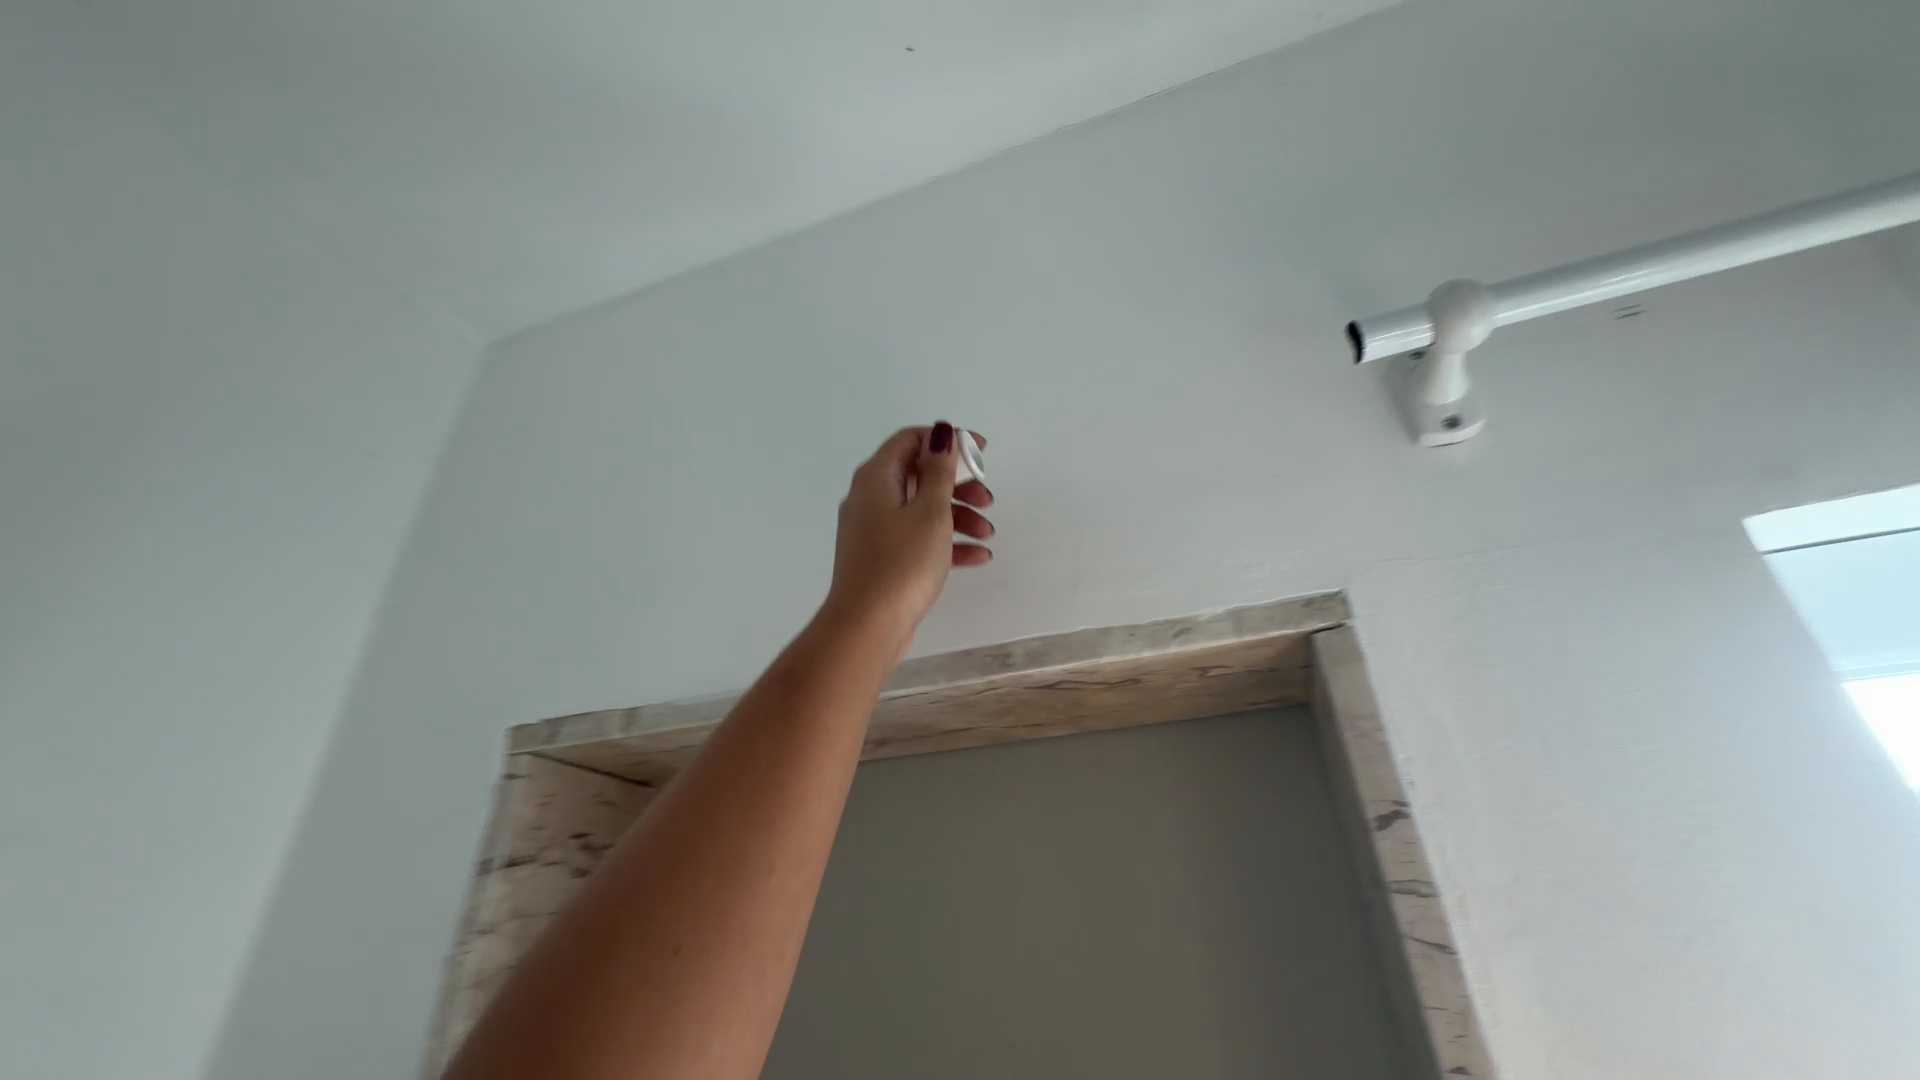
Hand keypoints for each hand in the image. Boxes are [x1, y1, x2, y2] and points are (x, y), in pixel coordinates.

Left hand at [822, 422, 994, 645]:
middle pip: (919, 475)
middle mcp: (870, 498)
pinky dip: (947, 542)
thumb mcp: (930, 511)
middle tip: (987, 498)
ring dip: (958, 516)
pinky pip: (919, 539)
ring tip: (987, 533)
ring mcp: (875, 531)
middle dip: (958, 484)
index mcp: (876, 478)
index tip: (982, 452)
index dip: (948, 440)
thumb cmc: (901, 563)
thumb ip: (939, 470)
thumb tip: (941, 433)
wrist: (868, 626)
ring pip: (922, 509)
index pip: (912, 440)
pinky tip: (978, 556)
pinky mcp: (884, 558)